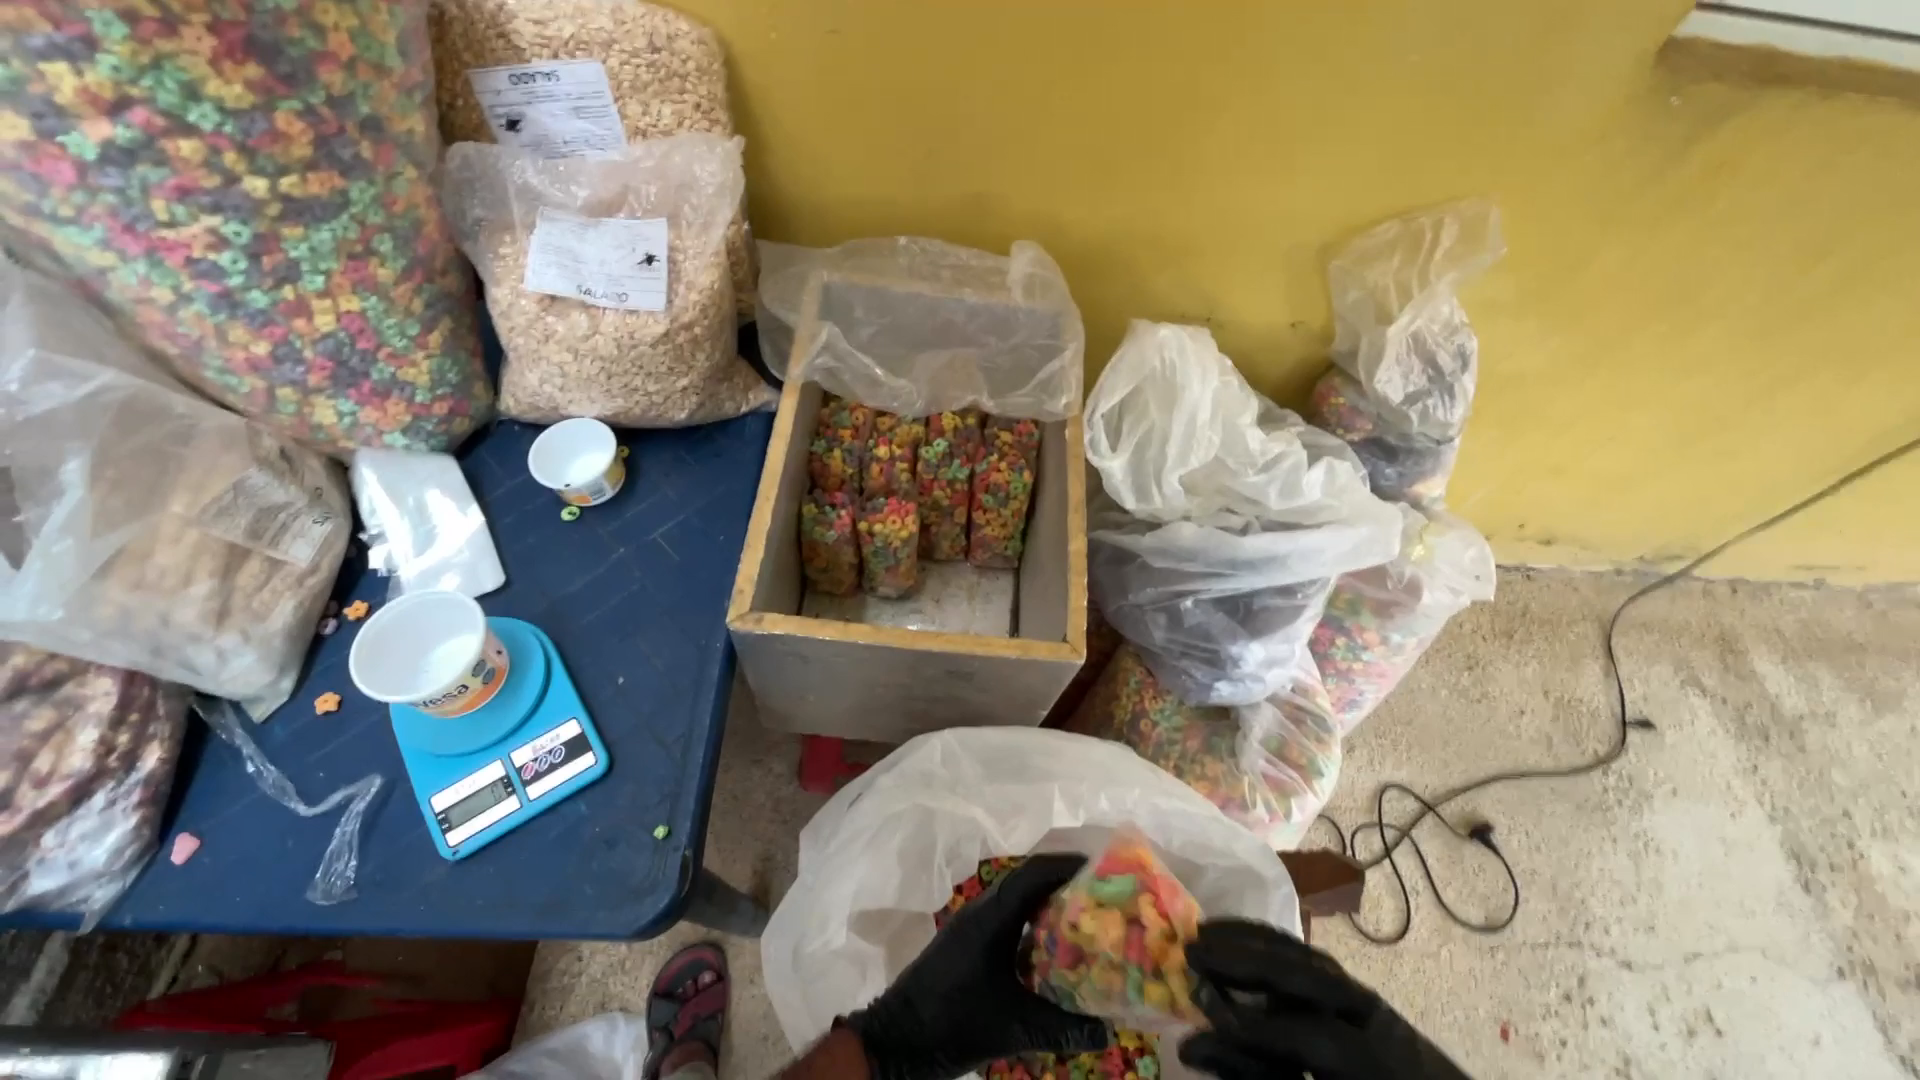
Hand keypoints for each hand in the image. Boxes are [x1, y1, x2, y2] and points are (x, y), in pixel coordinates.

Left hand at [845, 853, 1112, 1079]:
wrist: (898, 1040)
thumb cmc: (952, 1021)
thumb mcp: (1013, 1027)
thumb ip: (1062, 1027)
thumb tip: (1109, 1030)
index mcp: (991, 916)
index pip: (1034, 872)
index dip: (1068, 865)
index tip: (1104, 868)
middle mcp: (982, 912)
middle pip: (1028, 882)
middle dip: (1065, 883)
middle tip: (1104, 895)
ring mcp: (973, 927)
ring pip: (1017, 902)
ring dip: (1049, 905)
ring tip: (1088, 918)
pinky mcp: (969, 945)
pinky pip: (1008, 922)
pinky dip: (1034, 927)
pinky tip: (1055, 951)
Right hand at [1177, 919, 1471, 1079]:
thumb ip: (1255, 1078)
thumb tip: (1192, 1045)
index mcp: (1376, 1064)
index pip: (1316, 1037)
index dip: (1258, 1026)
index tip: (1203, 1010)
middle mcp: (1381, 1024)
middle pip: (1316, 976)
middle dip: (1251, 960)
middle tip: (1192, 948)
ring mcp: (1375, 1006)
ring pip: (1314, 959)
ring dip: (1256, 943)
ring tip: (1207, 933)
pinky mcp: (1361, 998)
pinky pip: (1315, 965)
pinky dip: (1274, 951)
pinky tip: (1240, 946)